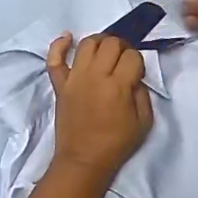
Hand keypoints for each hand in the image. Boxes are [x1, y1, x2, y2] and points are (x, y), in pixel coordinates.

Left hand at [45, 32, 153, 182]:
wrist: (83, 160)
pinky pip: (54, 59)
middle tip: (123, 60)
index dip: (137, 61)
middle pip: (110, 43)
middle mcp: (94, 75)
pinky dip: (59, 45)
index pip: (132, 56)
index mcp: (117, 86)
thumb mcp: (144, 122)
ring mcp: (74, 78)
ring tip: (104, 51)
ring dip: (99, 42)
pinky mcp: (59, 84)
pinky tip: (67, 37)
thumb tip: (134, 76)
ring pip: (86, 44)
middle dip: (122, 47)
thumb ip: (142, 93)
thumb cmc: (115, 144)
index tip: (136, 73)